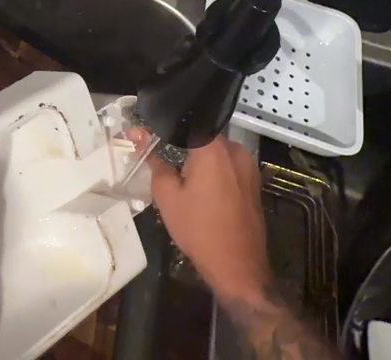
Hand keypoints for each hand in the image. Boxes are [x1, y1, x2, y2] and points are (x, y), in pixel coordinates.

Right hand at [131, 132, 337, 358]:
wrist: (238, 269)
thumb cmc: (199, 229)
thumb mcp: (167, 194)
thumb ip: (153, 159)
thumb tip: (137, 133)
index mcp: (213, 147)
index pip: (186, 120)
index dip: (165, 124)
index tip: (148, 132)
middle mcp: (234, 150)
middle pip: (201, 135)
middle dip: (180, 142)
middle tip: (160, 155)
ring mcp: (248, 167)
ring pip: (215, 151)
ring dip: (197, 157)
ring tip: (177, 173)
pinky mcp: (253, 184)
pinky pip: (227, 166)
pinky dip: (212, 170)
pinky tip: (197, 187)